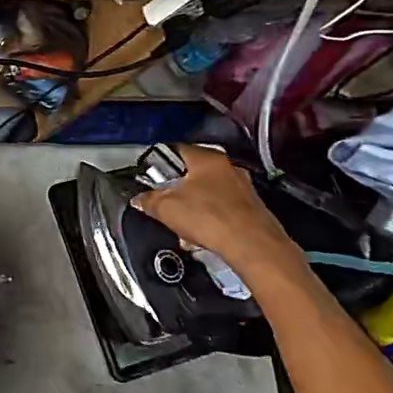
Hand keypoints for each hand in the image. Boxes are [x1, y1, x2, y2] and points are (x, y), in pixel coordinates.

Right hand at [132, 146, 302, 275]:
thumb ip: (149, 200)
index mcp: (207, 159)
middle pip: (195, 174)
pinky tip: (204, 237)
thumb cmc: (213, 218)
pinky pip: (224, 211)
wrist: (250, 244)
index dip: (161, 161)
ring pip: (210, 194)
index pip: (178, 149)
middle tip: (167, 205)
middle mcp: (228, 168)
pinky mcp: (251, 210)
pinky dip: (212, 222)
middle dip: (179, 191)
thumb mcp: (167, 209)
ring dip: (196, 208)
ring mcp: (242, 189)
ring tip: (185, 227)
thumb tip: (141, 199)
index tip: (152, 173)